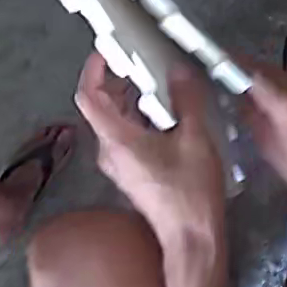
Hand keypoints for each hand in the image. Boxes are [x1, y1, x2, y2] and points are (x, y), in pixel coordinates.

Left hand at [74, 53, 226, 247]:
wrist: (191, 235)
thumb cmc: (191, 188)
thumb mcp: (196, 137)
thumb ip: (187, 100)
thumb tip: (179, 69)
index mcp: (118, 139)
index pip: (89, 97)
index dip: (93, 70)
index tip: (108, 50)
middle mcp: (110, 151)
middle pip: (100, 107)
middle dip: (116, 79)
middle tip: (140, 59)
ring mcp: (119, 164)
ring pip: (115, 122)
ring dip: (130, 97)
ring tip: (158, 80)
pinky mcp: (132, 172)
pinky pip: (127, 135)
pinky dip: (140, 116)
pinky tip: (167, 112)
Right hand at [241, 62, 286, 214]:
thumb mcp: (270, 149)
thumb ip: (254, 117)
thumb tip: (240, 96)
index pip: (258, 74)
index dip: (238, 65)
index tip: (223, 61)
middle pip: (275, 72)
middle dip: (255, 73)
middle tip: (237, 79)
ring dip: (275, 85)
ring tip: (260, 99)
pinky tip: (286, 110)